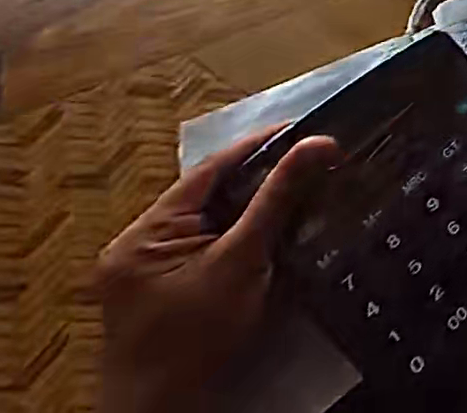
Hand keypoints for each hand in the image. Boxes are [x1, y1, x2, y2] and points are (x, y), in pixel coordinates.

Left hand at [97, 127, 341, 412]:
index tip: (308, 127)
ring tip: (314, 178)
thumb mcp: (242, 261)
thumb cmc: (196, 340)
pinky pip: (225, 240)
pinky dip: (258, 228)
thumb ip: (280, 197)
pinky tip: (292, 219)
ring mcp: (161, 267)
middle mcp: (146, 244)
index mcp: (145, 234)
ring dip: (267, 201)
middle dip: (269, 173)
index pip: (211, 170)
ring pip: (225, 215)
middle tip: (319, 153)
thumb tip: (321, 141)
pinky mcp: (182, 286)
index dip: (261, 144)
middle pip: (218, 190)